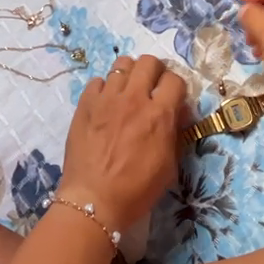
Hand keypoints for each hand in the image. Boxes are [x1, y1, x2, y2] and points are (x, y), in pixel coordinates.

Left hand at [58, 54, 186, 230]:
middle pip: (149, 62)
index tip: (173, 97)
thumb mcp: (168, 166)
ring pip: (122, 63)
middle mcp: (134, 98)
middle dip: (155, 71)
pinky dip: (105, 88)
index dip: (176, 87)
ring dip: (130, 74)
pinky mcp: (86, 102)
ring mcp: (108, 97)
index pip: (175, 80)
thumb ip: (175, 133)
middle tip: (152, 86)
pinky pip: (98, 80)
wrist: (93, 201)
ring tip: (128, 90)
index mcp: (159, 115)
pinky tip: (105, 104)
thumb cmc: (136, 190)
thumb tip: (177, 112)